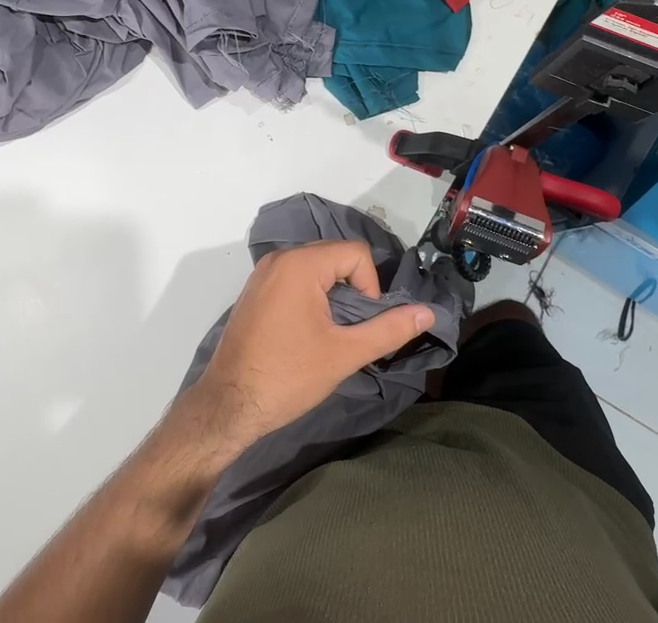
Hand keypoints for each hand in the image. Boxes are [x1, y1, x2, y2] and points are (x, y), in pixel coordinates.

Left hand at [178, 240, 434, 456]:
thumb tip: (428, 313)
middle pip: (335, 255)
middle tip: (352, 328)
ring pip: (316, 267)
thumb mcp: (345, 354)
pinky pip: (295, 278)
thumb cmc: (288, 377)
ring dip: (333, 293)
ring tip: (333, 331)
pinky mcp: (255, 291)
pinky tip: (310, 331)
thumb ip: (389, 329)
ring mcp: (263, 274)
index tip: (362, 323)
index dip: (371, 286)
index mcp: (299, 265)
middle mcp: (279, 259)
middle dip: (353, 287)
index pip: (356, 253)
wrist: (228, 405)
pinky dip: (312, 295)